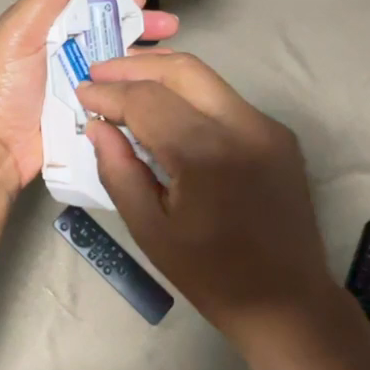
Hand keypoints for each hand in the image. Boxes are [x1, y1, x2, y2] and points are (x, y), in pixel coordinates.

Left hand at [0, 0, 177, 186]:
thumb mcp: (18, 32)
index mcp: (43, 27)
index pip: (86, 2)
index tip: (141, 1)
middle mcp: (60, 52)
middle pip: (108, 32)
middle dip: (140, 27)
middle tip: (168, 28)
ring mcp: (74, 84)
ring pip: (116, 65)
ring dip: (143, 59)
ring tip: (169, 59)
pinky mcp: (85, 114)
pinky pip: (116, 97)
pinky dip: (136, 91)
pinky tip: (157, 89)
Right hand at [77, 53, 339, 350]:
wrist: (287, 302)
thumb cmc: (211, 275)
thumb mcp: (150, 231)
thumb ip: (119, 171)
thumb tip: (98, 126)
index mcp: (206, 155)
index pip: (147, 101)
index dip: (109, 93)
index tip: (81, 92)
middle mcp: (242, 127)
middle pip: (182, 71)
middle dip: (135, 66)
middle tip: (99, 71)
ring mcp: (267, 127)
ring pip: (207, 78)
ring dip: (163, 73)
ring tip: (125, 79)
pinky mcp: (279, 135)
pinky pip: (226, 100)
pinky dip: (189, 94)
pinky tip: (166, 106)